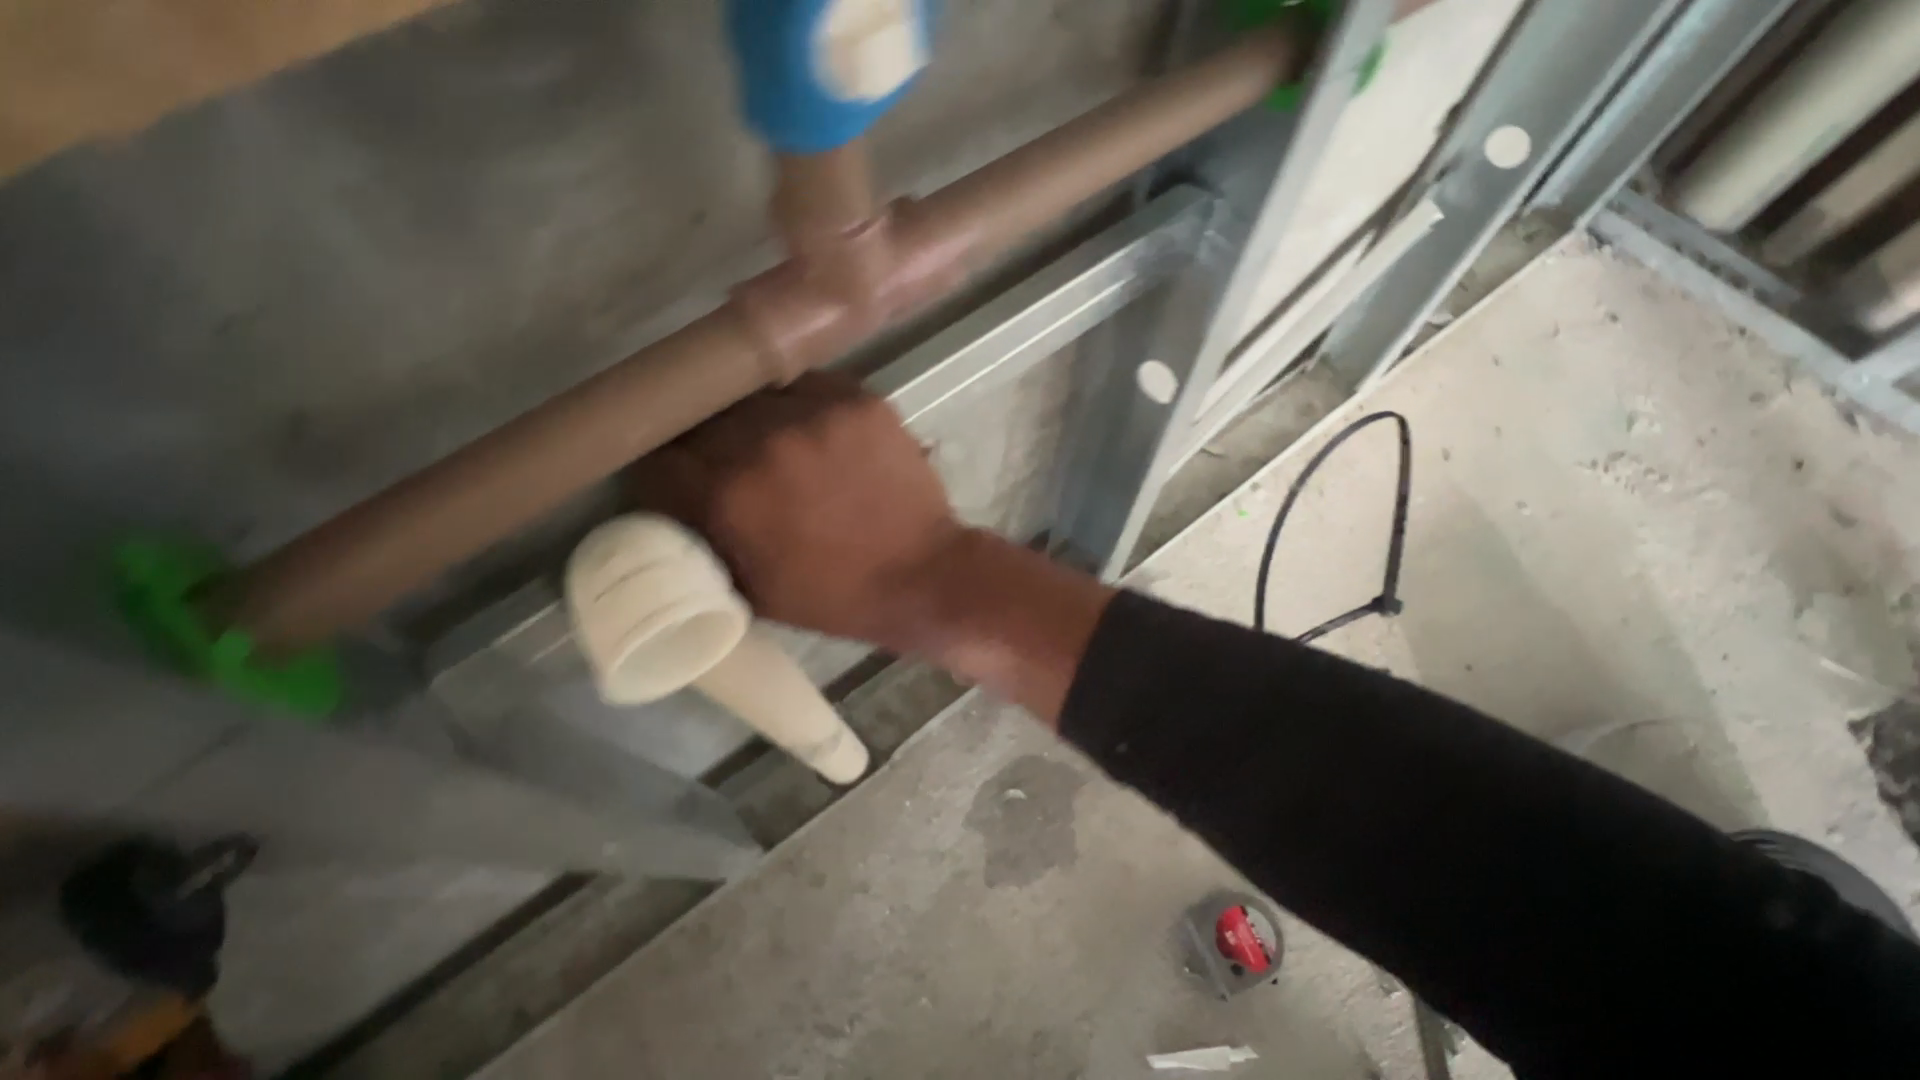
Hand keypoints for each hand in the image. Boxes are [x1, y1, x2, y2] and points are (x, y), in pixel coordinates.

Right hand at [630, 372, 968, 651]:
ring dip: (746, 420)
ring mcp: (811, 415)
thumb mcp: (751, 589)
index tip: (672, 482)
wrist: (922, 574)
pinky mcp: (854, 399)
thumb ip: (704, 541)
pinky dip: (795, 406)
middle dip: (700, 446)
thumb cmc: (834, 597)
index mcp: (727, 497)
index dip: (660, 474)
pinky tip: (806, 430)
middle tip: (719, 464)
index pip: (658, 461)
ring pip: (749, 398)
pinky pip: (802, 386)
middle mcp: (760, 444)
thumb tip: (673, 506)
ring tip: (765, 443)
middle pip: (699, 422)